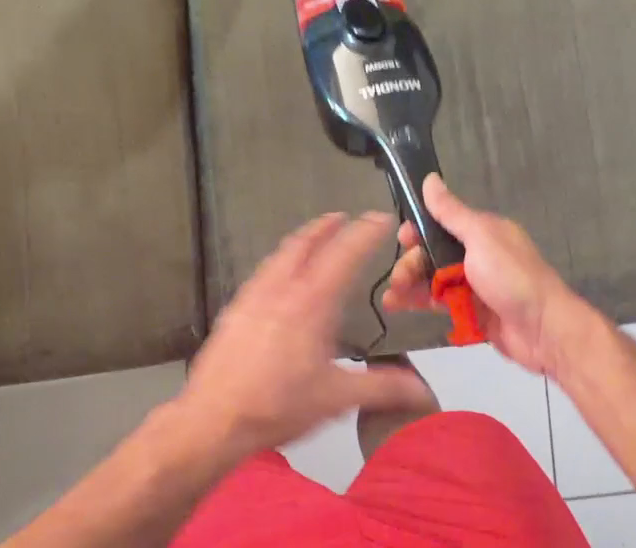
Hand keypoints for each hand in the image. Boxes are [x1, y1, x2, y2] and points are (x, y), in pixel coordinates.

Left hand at [176, 212, 435, 458]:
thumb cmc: (277, 405)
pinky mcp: (234, 310)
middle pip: (305, 244)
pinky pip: (262, 273)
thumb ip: (381, 388)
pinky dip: (278, 262)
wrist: (213, 417)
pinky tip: (278, 277)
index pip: (344, 255)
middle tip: (341, 217)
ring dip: (300, 241)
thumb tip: (421, 389)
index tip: (379, 217)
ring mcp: (253, 296)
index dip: (364, 232)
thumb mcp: (336, 398)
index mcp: (311, 303)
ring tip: (313, 239)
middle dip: (326, 227)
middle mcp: (281, 289)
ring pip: (280, 255)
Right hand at [382, 175, 584, 375]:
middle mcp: (476, 256)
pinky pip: (439, 304)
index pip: (440, 224)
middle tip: (397, 279)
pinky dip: (419, 304)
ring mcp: (473, 286)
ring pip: (432, 280)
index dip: (418, 230)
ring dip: (409, 285)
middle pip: (432, 254)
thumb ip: (452, 212)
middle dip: (410, 263)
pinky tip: (399, 308)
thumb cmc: (512, 277)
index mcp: (481, 233)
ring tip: (391, 299)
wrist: (544, 331)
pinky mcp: (471, 313)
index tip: (401, 240)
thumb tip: (430, 177)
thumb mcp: (481, 237)